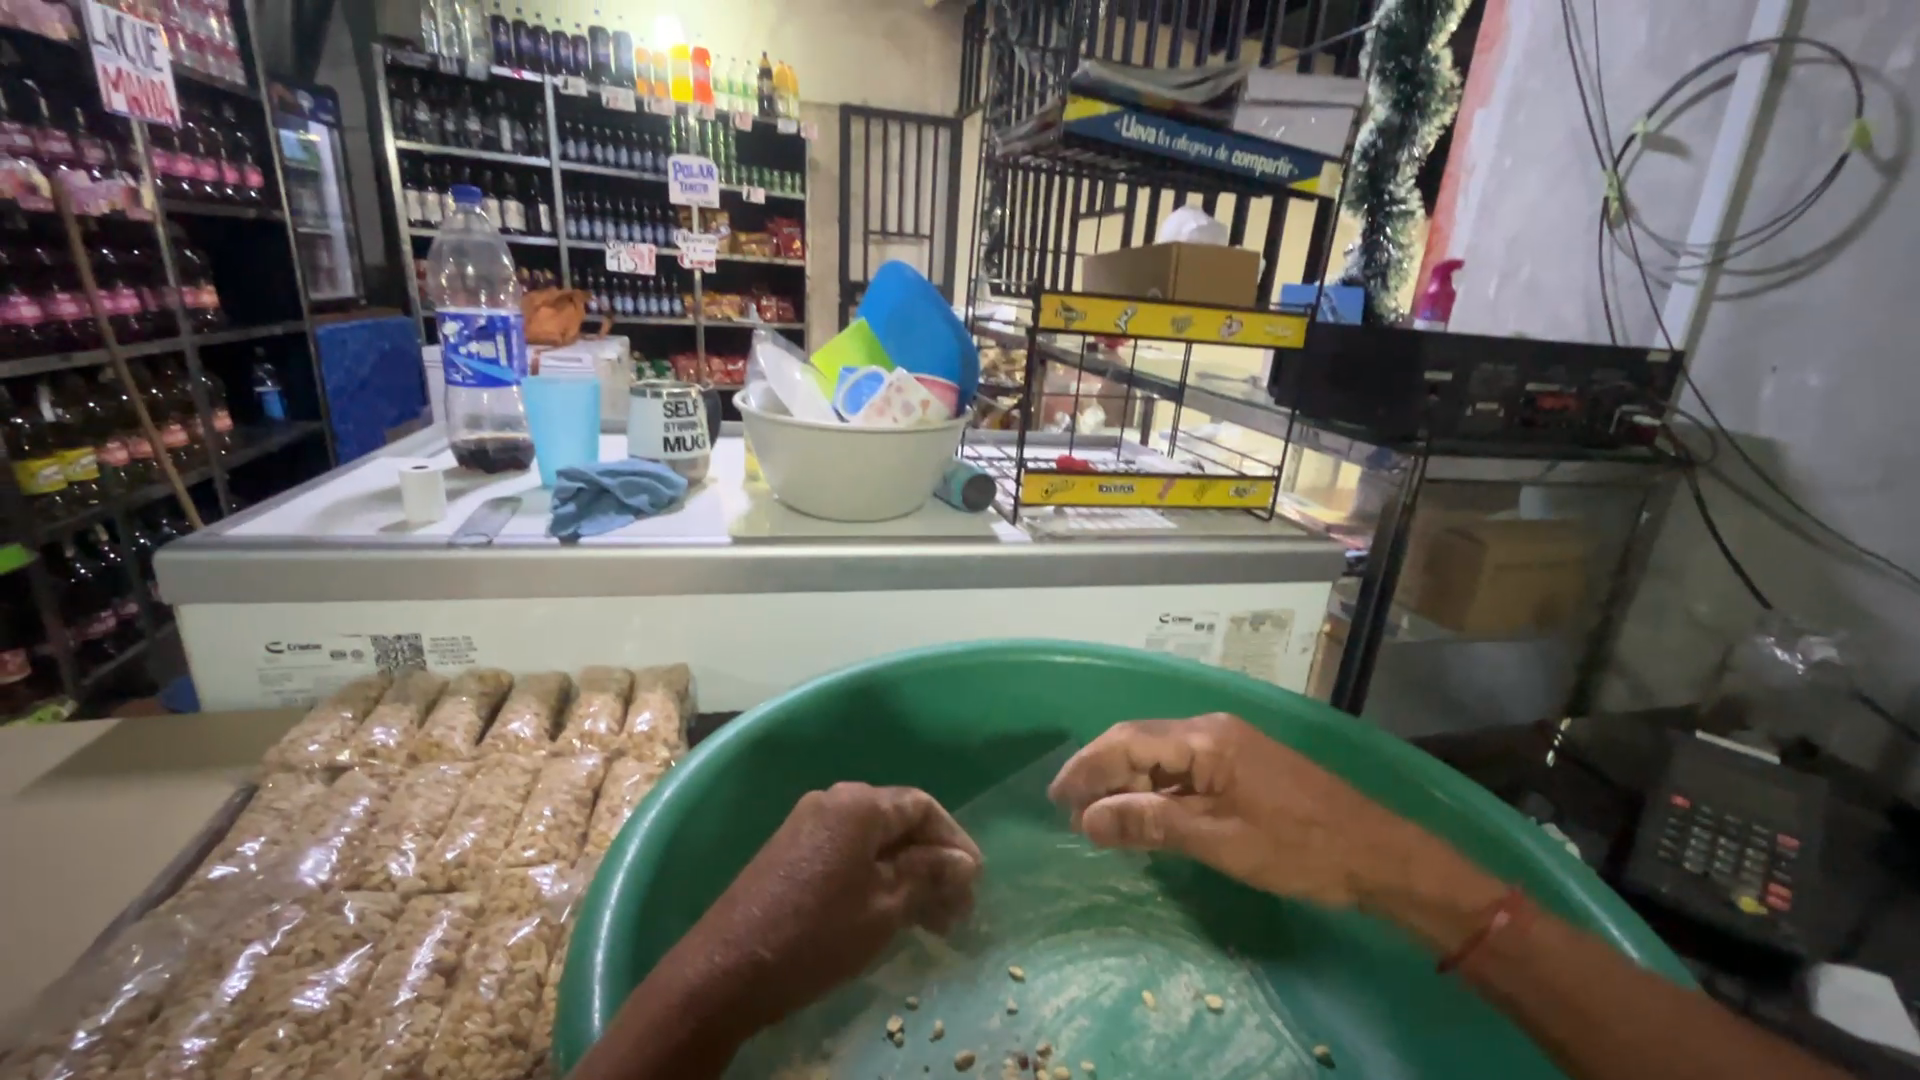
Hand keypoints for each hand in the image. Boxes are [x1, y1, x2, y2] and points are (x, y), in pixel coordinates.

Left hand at [666, 782, 981, 1031]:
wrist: (726, 969)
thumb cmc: (818, 934)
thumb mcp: (886, 907)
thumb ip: (929, 875)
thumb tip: (964, 861)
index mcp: (859, 804)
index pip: (923, 807)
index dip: (955, 841)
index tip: (975, 882)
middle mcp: (833, 801)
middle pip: (898, 822)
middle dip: (932, 863)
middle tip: (957, 910)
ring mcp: (807, 825)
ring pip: (874, 841)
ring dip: (906, 874)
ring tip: (930, 921)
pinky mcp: (791, 851)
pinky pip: (848, 853)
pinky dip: (876, 877)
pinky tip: (889, 914)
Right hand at [1048, 713, 1494, 920]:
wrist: (1379, 855)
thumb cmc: (1299, 847)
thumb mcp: (1219, 840)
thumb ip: (1150, 823)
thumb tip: (1087, 819)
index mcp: (1205, 738)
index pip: (1127, 742)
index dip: (1086, 768)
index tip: (1057, 799)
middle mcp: (1210, 730)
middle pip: (1138, 742)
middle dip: (1100, 773)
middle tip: (1070, 811)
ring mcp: (1226, 746)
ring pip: (1157, 755)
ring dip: (1124, 783)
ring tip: (1095, 817)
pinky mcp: (1237, 766)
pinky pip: (1180, 770)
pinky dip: (1153, 790)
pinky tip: (1140, 814)